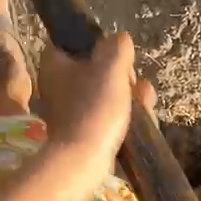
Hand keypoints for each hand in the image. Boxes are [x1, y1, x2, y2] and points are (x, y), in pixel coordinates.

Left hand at [37, 34, 135, 163]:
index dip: (97, 46)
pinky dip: (124, 116)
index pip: (72, 43)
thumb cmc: (94, 107)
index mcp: (54, 65)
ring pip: (105, 94)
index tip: (117, 55)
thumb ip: (117, 47)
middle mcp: (57, 86)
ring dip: (130, 96)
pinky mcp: (82, 133)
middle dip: (123, 76)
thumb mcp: (110, 67)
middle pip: (95, 70)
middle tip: (135, 84)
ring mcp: (69, 112)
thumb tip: (119, 39)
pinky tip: (143, 120)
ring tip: (145, 104)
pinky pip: (106, 116)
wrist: (84, 161)